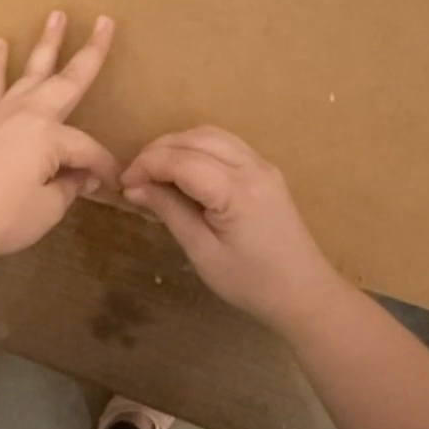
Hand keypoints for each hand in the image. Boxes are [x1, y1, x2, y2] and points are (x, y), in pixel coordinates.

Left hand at [0, 10, 119, 266]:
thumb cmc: (3, 217)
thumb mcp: (48, 208)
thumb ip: (69, 187)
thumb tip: (83, 176)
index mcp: (51, 136)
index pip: (89, 149)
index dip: (104, 168)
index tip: (112, 186)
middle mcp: (29, 114)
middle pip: (67, 81)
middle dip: (90, 52)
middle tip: (105, 22)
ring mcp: (3, 115)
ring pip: (30, 72)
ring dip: (45, 44)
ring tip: (55, 15)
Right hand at [120, 126, 340, 329]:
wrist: (305, 294)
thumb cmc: (251, 282)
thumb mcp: (202, 252)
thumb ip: (169, 211)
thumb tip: (134, 188)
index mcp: (237, 191)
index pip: (181, 161)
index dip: (147, 166)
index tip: (124, 184)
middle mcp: (252, 168)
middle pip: (195, 138)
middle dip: (158, 151)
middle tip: (135, 177)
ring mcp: (262, 165)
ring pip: (211, 134)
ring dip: (177, 145)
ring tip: (155, 171)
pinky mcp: (265, 170)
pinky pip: (225, 143)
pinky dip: (197, 147)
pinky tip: (183, 170)